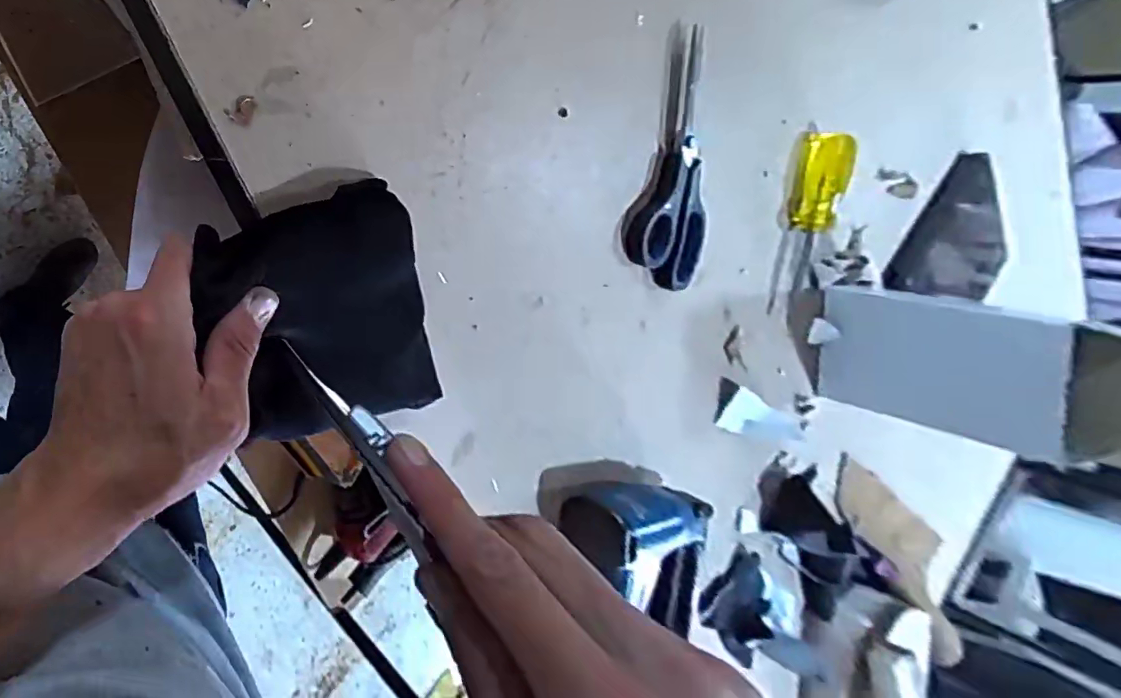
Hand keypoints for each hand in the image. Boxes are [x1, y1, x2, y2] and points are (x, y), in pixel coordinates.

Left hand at [24, 235, 276, 539]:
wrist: (81, 488)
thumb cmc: (158, 455)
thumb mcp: (220, 411)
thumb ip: (238, 345)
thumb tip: (260, 297)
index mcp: (155, 313)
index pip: (176, 250)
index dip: (197, 260)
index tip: (210, 290)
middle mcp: (115, 304)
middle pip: (159, 287)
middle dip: (177, 314)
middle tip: (189, 366)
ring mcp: (87, 320)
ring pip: (135, 307)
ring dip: (149, 329)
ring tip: (157, 381)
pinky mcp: (68, 339)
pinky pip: (111, 322)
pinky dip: (124, 341)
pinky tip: (130, 384)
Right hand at [389, 436, 755, 697]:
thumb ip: (482, 661)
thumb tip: (440, 570)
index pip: (503, 573)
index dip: (444, 506)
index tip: (404, 452)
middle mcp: (661, 663)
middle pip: (539, 545)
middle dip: (479, 536)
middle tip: (443, 564)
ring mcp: (700, 659)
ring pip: (575, 569)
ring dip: (523, 576)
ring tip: (507, 631)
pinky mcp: (716, 663)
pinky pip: (614, 606)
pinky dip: (569, 613)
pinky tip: (570, 667)